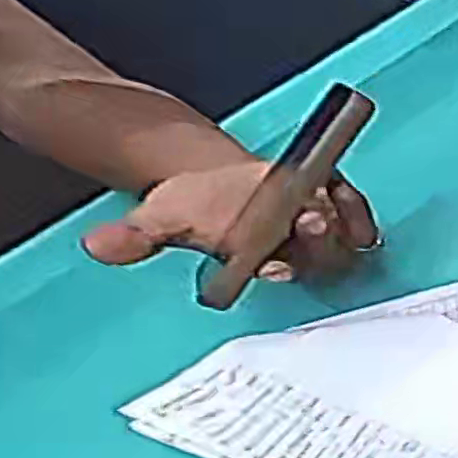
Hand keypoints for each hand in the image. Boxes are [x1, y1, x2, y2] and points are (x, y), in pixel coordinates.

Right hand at [81, 158, 377, 279]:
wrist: (225, 184)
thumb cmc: (201, 210)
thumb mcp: (161, 220)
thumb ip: (136, 237)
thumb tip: (99, 248)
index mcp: (269, 265)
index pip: (279, 274)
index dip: (277, 270)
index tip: (271, 264)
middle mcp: (308, 257)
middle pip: (322, 256)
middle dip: (316, 239)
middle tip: (309, 218)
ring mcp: (332, 237)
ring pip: (346, 236)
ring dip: (341, 218)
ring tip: (323, 194)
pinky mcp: (346, 215)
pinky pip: (359, 214)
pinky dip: (352, 201)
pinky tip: (337, 183)